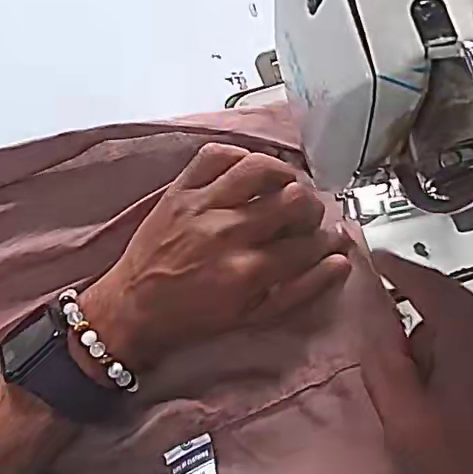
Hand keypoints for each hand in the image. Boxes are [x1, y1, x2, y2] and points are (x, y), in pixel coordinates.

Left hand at [79, 143, 351, 370]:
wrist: (132, 308)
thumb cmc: (194, 318)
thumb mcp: (252, 317)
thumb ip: (301, 289)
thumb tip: (340, 260)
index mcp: (248, 271)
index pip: (308, 243)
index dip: (327, 240)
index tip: (328, 239)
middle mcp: (228, 233)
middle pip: (293, 199)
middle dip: (310, 207)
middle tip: (303, 217)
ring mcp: (201, 206)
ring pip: (259, 167)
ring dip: (281, 174)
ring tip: (282, 187)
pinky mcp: (179, 190)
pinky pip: (215, 155)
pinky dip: (237, 156)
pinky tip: (245, 172)